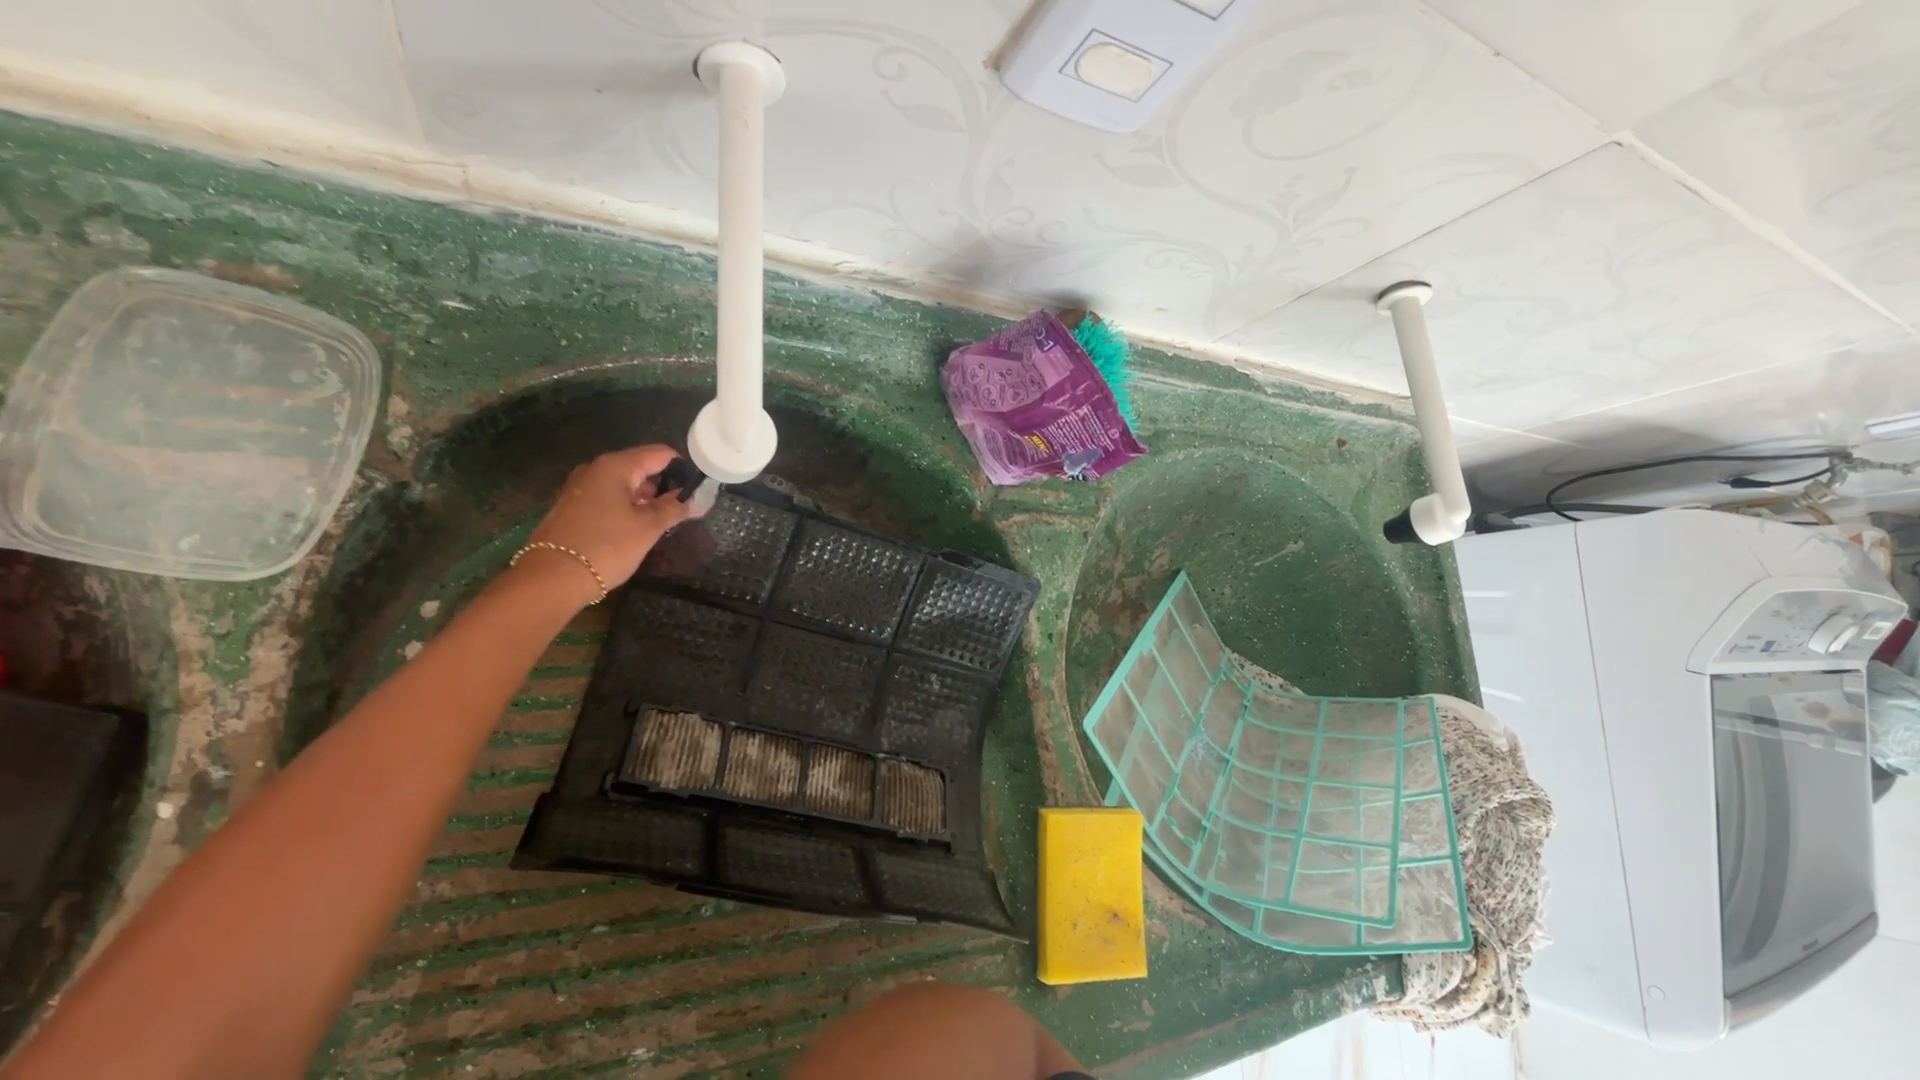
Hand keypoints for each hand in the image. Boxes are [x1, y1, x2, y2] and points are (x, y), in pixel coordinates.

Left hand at [517, 445, 695, 603]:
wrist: (551, 579)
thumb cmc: (605, 547)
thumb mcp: (648, 528)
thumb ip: (675, 508)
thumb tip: (697, 499)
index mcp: (615, 466)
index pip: (660, 454)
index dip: (682, 468)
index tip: (699, 489)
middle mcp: (595, 469)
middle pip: (640, 467)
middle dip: (664, 486)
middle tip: (684, 510)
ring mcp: (580, 488)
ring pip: (623, 485)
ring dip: (645, 500)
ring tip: (663, 523)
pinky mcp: (572, 507)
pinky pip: (608, 498)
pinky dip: (625, 508)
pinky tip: (634, 530)